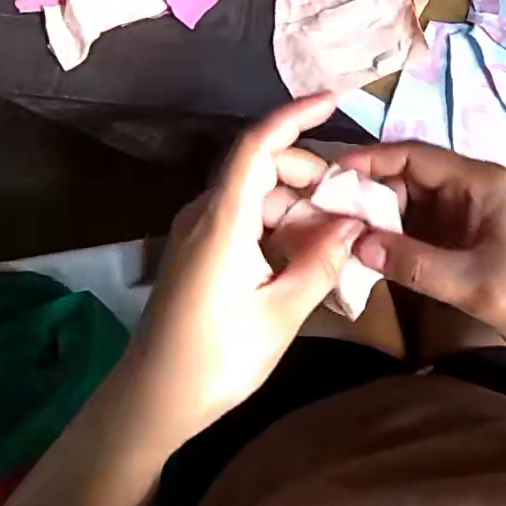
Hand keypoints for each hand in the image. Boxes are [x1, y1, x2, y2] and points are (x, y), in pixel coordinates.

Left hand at [131, 95, 364, 441]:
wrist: (148, 404)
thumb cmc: (213, 361)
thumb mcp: (279, 314)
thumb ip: (322, 262)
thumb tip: (357, 223)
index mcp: (224, 221)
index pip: (258, 146)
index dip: (294, 116)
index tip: (334, 100)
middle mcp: (208, 213)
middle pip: (265, 167)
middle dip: (312, 175)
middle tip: (351, 206)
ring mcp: (201, 230)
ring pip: (260, 193)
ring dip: (300, 204)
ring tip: (338, 236)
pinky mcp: (203, 248)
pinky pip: (249, 217)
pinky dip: (282, 224)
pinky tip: (308, 252)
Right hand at [333, 143, 505, 365]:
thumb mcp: (474, 283)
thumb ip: (413, 261)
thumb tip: (356, 242)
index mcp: (479, 181)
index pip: (414, 156)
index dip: (370, 161)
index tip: (329, 175)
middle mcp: (471, 190)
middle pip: (409, 178)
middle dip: (370, 193)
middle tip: (326, 214)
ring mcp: (470, 216)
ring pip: (414, 206)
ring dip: (381, 219)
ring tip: (340, 235)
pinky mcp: (469, 241)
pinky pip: (425, 231)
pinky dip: (399, 240)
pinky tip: (372, 255)